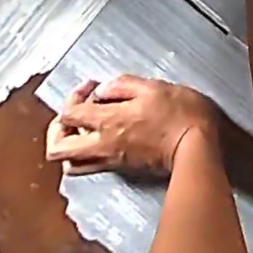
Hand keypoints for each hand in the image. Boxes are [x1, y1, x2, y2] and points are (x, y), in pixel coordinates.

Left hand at [45, 75, 220, 177]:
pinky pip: (87, 167)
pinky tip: (100, 142)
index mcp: (109, 120)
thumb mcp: (157, 87)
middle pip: (57, 146)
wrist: (195, 145)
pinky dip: (84, 156)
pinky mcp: (121, 167)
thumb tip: (105, 89)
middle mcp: (101, 143)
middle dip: (58, 128)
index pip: (70, 112)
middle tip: (75, 112)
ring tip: (83, 130)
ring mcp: (109, 159)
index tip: (91, 86)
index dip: (74, 96)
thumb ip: (126, 85)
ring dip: (68, 145)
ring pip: (68, 162)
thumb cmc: (181, 114)